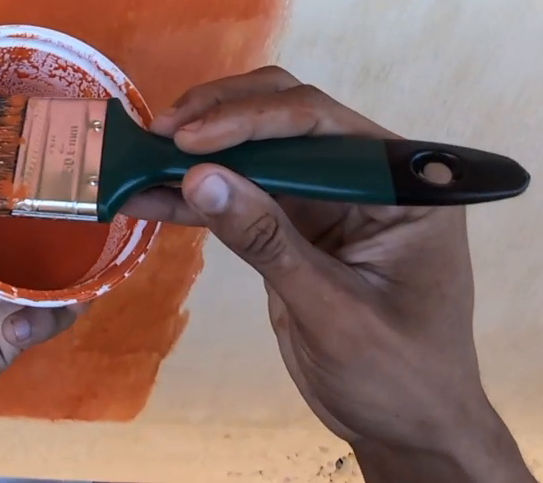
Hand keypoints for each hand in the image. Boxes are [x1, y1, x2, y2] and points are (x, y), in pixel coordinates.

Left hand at [0, 122, 83, 482]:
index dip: (15, 150)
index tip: (40, 122)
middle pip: (36, 212)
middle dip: (62, 200)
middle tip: (79, 189)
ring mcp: (2, 284)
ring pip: (59, 260)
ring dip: (72, 258)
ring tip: (73, 254)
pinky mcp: (13, 328)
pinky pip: (53, 315)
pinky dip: (47, 317)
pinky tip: (15, 326)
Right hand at [123, 67, 531, 482]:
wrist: (404, 429)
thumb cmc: (398, 378)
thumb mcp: (334, 313)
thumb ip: (267, 241)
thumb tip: (198, 177)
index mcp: (395, 182)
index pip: (316, 122)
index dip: (248, 119)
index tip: (189, 138)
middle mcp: (358, 172)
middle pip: (279, 112)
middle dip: (217, 116)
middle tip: (161, 132)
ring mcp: (321, 193)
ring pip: (249, 144)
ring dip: (194, 149)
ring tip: (138, 154)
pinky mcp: (287, 216)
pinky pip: (234, 191)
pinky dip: (191, 194)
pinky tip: (144, 195)